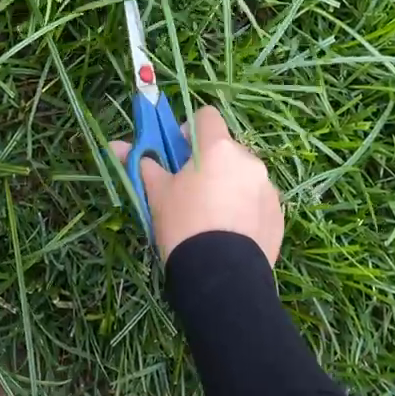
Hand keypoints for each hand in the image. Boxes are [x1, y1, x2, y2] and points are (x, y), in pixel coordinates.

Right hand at [111, 105, 282, 263]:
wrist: (221, 279)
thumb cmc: (183, 225)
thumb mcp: (157, 193)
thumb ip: (141, 163)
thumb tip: (116, 145)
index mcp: (218, 148)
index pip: (206, 116)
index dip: (190, 130)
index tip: (179, 153)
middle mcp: (248, 161)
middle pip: (225, 148)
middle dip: (209, 162)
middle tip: (190, 190)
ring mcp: (267, 189)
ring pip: (242, 175)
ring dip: (228, 185)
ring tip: (210, 217)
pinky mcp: (278, 216)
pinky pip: (257, 201)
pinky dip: (244, 208)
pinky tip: (228, 233)